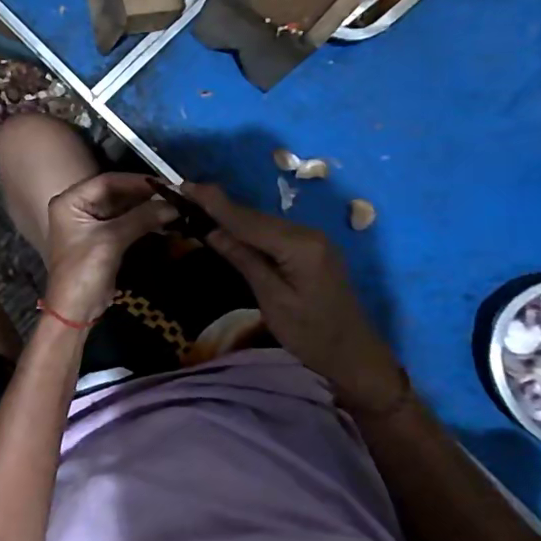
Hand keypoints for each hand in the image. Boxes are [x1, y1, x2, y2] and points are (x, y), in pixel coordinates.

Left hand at [41, 173, 177, 323]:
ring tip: (174, 207)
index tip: (164, 184)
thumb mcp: (111, 240)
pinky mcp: (103, 239)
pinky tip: (164, 221)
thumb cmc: (84, 271)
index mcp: (70, 201)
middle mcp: (78, 207)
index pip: (107, 181)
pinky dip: (143, 221)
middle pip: (117, 193)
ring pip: (123, 208)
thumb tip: (174, 204)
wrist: (75, 312)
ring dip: (146, 208)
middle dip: (144, 195)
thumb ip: (141, 218)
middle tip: (174, 195)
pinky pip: (125, 222)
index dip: (137, 181)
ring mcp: (91, 224)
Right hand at [186, 183, 406, 411]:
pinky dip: (250, 229)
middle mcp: (308, 233)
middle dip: (221, 205)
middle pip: (256, 217)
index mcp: (300, 245)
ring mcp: (313, 240)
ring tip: (199, 205)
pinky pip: (274, 233)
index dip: (215, 203)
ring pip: (264, 223)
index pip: (248, 220)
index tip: (185, 185)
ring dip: (234, 216)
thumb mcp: (272, 300)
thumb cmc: (312, 335)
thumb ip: (244, 260)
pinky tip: (231, 228)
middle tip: (186, 193)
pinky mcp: (312, 249)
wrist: (355, 355)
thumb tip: (212, 230)